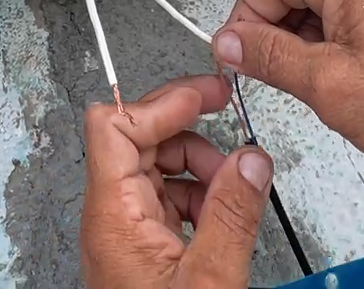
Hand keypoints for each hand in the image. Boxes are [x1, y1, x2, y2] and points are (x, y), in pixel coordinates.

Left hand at [80, 75, 275, 288]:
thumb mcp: (211, 284)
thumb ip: (232, 215)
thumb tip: (251, 158)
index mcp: (112, 215)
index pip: (112, 126)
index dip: (158, 102)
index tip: (204, 95)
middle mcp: (112, 215)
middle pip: (139, 137)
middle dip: (187, 126)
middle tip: (228, 114)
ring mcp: (127, 230)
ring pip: (157, 165)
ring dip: (199, 161)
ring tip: (234, 183)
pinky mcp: (144, 247)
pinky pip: (169, 197)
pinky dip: (200, 193)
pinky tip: (224, 211)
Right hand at [213, 0, 363, 197]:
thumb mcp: (326, 86)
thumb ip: (267, 56)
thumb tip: (228, 40)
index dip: (247, 17)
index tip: (237, 53)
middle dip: (278, 32)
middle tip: (273, 76)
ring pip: (324, 5)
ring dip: (306, 42)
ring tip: (315, 86)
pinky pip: (353, 16)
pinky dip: (335, 44)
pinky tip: (342, 81)